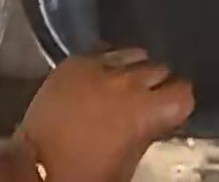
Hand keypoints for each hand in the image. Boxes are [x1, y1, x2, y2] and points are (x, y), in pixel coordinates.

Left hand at [20, 48, 193, 181]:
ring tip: (127, 84)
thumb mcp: (128, 163)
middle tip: (150, 99)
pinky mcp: (75, 59)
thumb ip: (147, 132)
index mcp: (143, 110)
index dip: (180, 102)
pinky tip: (104, 76)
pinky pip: (104, 51)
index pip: (182, 92)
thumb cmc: (86, 176)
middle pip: (159, 68)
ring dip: (135, 68)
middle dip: (159, 83)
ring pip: (133, 53)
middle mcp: (126, 79)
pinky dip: (109, 61)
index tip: (173, 110)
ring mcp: (99, 64)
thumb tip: (155, 117)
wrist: (36, 169)